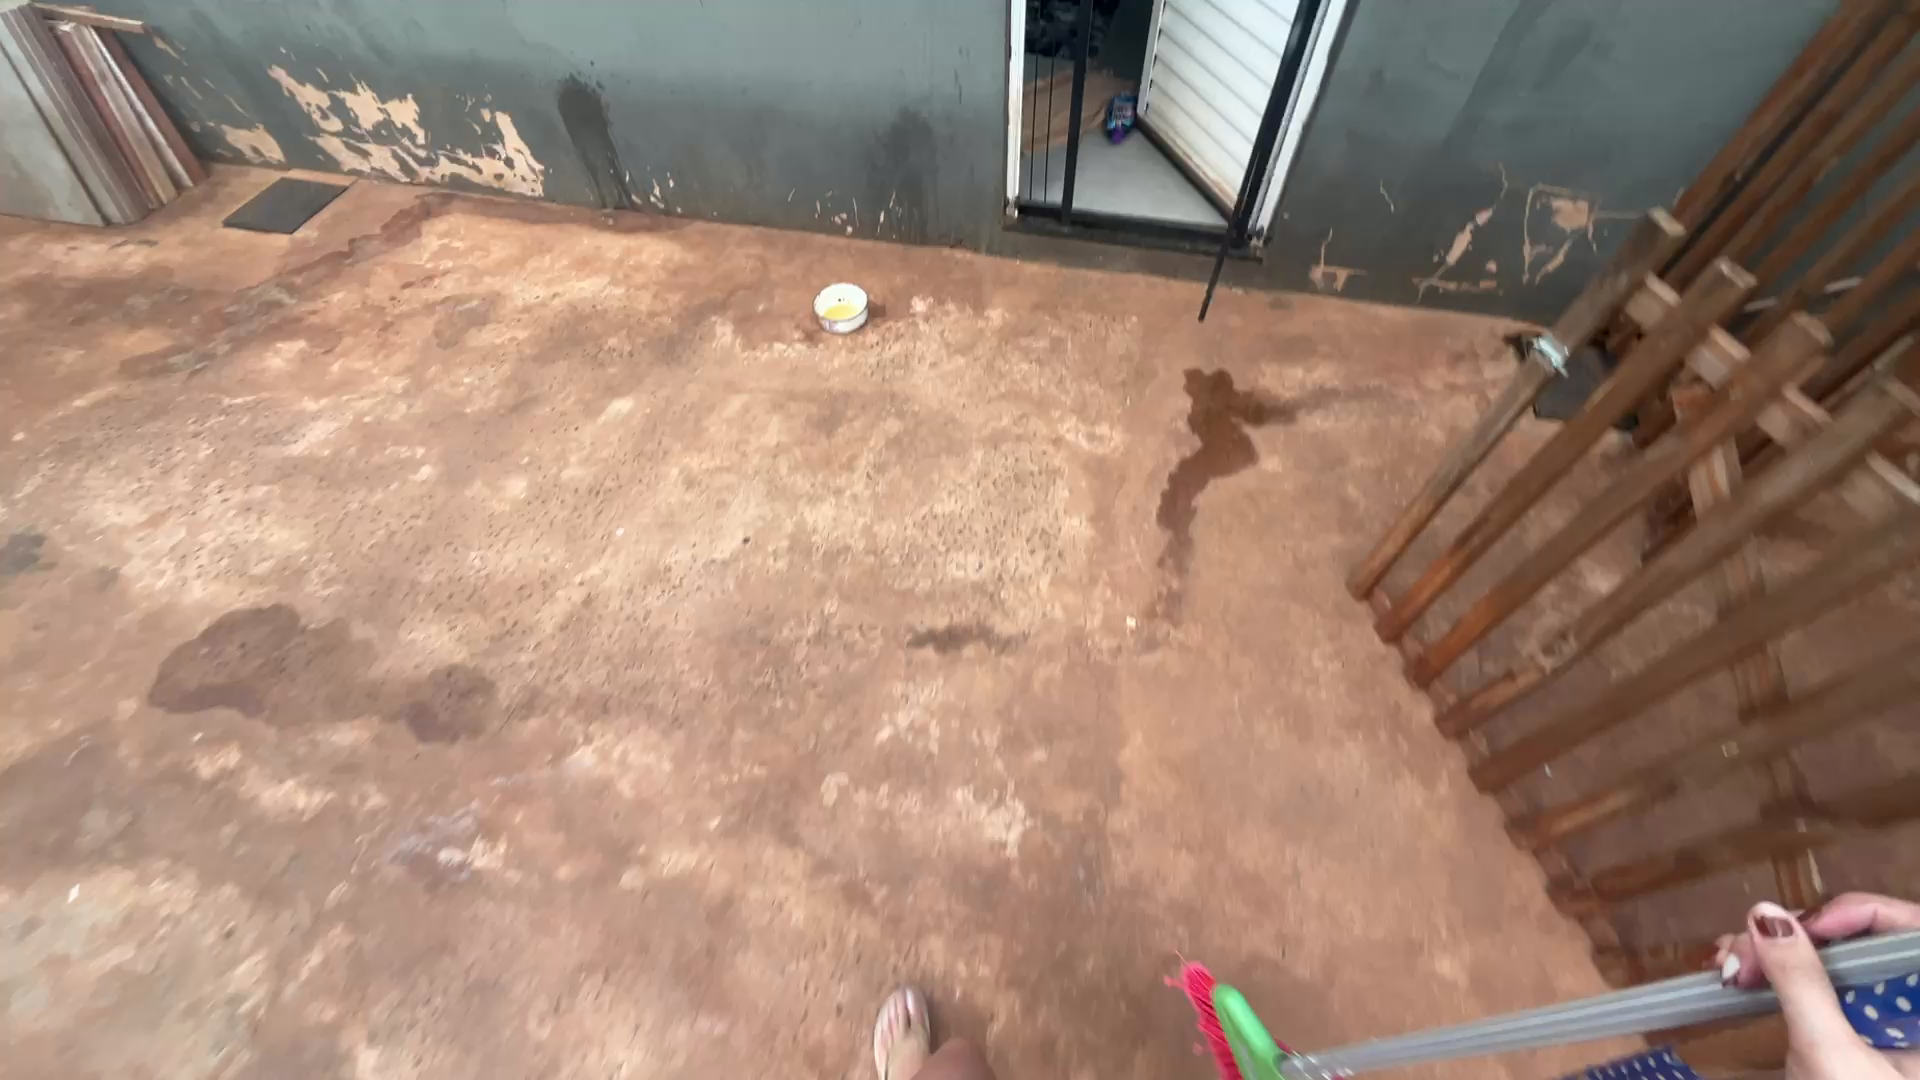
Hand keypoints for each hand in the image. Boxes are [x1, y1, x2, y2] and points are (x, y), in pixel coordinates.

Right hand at [1713, 894, 1919, 1079]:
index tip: (1800, 927)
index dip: (1863, 914)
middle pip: (1866, 942)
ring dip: (1774, 952)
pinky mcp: (1862, 1028)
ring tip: (1729, 966)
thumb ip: (1801, 982)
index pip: (1915, 933)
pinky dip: (1776, 970)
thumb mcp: (1830, 1055)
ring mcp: (1894, 1021)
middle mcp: (1919, 1010)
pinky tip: (1738, 976)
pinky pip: (1822, 980)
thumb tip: (1765, 912)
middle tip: (1742, 951)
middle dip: (1794, 936)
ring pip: (1835, 957)